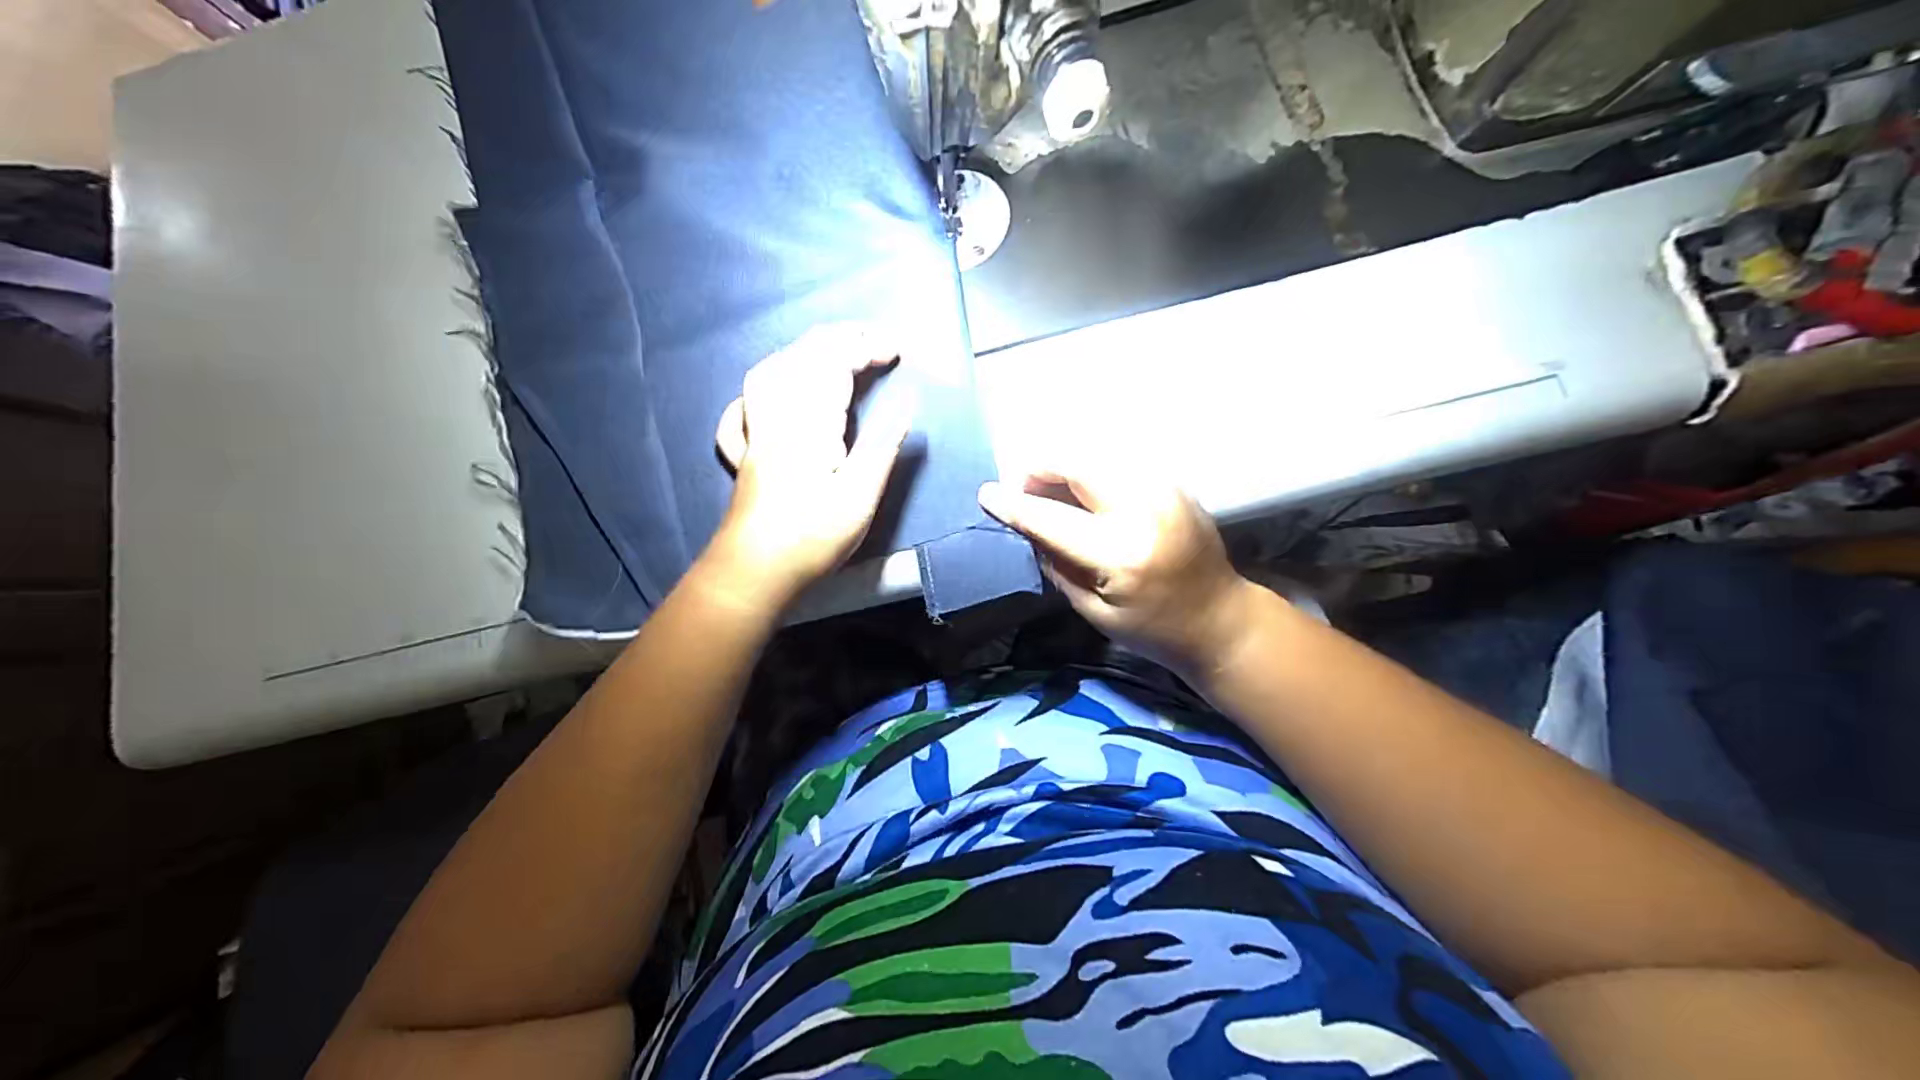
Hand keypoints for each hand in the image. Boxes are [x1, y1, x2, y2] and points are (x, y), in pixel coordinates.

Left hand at [704, 324, 913, 613]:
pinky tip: (768, 393)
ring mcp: (755, 432)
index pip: (834, 362)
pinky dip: (758, 392)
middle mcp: (777, 415)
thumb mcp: (860, 495)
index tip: (896, 352)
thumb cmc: (812, 536)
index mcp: (809, 420)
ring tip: (830, 351)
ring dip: (802, 353)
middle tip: (874, 341)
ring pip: (770, 372)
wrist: (755, 571)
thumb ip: (883, 445)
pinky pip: (742, 410)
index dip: (866, 347)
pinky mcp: (745, 454)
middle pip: (801, 356)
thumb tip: (907, 404)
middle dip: (839, 339)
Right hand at [978, 466, 1259, 677]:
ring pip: (1100, 458)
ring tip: (1053, 493)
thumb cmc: (1153, 629)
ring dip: (1068, 469)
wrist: (1221, 621)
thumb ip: (1058, 565)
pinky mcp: (1176, 486)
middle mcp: (1145, 511)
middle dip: (1041, 471)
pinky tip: (1088, 495)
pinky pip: (1122, 466)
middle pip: (1078, 467)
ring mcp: (1166, 491)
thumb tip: (1028, 528)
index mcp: (1121, 554)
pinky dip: (1095, 474)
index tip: (986, 494)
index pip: (1053, 519)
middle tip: (1024, 491)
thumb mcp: (1094, 611)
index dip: (1014, 505)